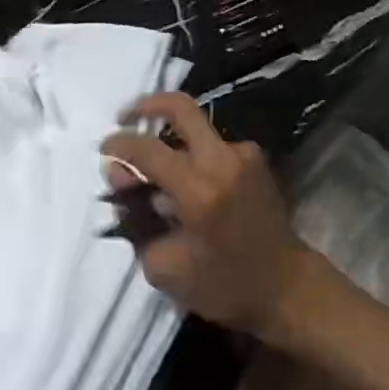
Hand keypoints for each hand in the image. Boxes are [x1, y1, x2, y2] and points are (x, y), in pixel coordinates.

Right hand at [100, 93, 314, 336]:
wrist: (284, 282)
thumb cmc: (222, 284)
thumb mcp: (164, 266)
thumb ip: (137, 217)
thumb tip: (121, 177)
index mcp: (200, 190)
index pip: (150, 150)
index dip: (120, 144)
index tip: (104, 148)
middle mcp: (224, 160)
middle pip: (183, 108)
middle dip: (149, 105)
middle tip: (126, 117)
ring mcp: (244, 153)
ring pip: (198, 129)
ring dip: (172, 140)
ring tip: (155, 174)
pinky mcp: (255, 157)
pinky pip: (214, 147)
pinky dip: (194, 157)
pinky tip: (187, 186)